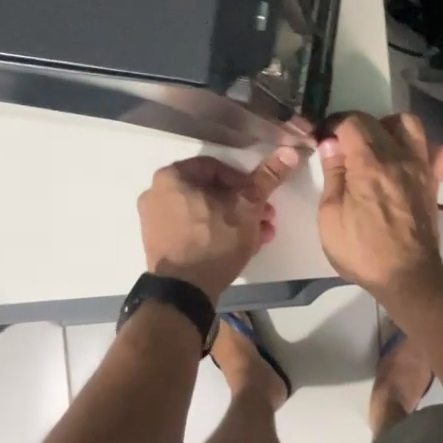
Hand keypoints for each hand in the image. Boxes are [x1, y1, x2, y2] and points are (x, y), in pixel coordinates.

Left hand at [138, 148, 299, 301]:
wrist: (184, 291)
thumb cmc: (215, 240)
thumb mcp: (247, 206)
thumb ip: (267, 177)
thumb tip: (288, 151)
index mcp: (172, 176)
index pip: (217, 167)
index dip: (245, 182)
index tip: (261, 199)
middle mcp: (156, 193)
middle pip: (212, 191)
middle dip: (244, 205)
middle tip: (265, 219)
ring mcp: (154, 220)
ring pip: (204, 212)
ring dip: (235, 221)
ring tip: (259, 237)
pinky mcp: (159, 244)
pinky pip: (192, 230)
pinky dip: (215, 234)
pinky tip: (239, 248)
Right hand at [317, 113, 442, 298]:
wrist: (407, 276)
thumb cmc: (362, 251)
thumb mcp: (331, 217)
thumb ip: (333, 175)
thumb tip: (331, 144)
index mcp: (369, 163)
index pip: (351, 122)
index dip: (333, 126)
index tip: (324, 140)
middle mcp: (399, 157)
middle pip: (378, 120)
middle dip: (356, 127)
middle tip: (344, 147)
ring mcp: (421, 168)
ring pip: (410, 125)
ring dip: (390, 128)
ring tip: (376, 147)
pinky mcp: (433, 182)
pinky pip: (434, 151)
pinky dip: (420, 149)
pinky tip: (406, 162)